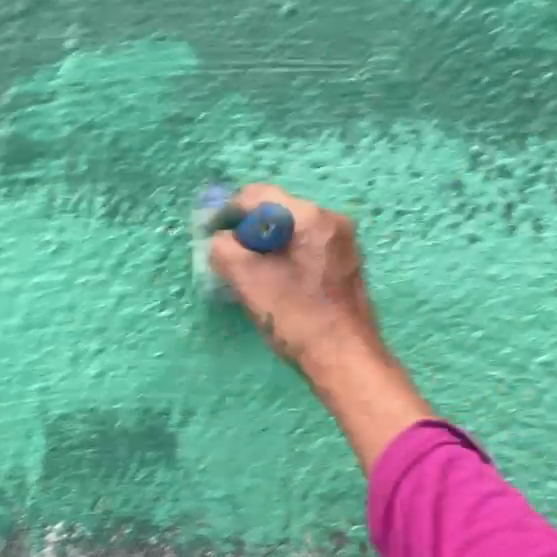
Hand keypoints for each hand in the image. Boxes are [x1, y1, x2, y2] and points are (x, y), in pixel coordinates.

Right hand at [210, 183, 434, 472]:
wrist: (346, 360)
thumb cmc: (297, 318)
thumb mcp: (247, 279)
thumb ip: (224, 248)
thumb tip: (222, 240)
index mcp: (310, 216)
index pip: (256, 196)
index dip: (226, 213)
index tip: (209, 235)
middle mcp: (333, 221)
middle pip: (277, 214)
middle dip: (249, 233)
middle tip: (228, 259)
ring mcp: (344, 246)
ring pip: (293, 235)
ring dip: (268, 249)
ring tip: (250, 276)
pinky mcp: (347, 269)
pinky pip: (308, 252)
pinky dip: (288, 262)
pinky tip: (277, 287)